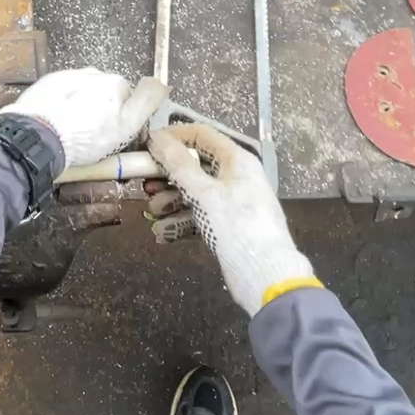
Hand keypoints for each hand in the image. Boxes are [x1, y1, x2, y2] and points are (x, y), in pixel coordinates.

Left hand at [0, 68, 167, 167]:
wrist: (37, 136)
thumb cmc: (84, 137)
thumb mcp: (126, 126)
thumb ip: (147, 101)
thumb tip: (162, 83)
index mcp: (115, 82)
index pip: (129, 99)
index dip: (125, 119)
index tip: (114, 136)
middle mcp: (93, 73)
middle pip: (105, 94)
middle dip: (102, 111)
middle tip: (92, 137)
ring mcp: (68, 76)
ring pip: (83, 94)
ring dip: (81, 108)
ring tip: (72, 132)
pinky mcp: (47, 82)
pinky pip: (62, 94)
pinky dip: (62, 106)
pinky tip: (56, 124)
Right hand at [148, 123, 315, 314]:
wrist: (268, 280)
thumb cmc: (237, 228)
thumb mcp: (204, 193)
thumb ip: (178, 164)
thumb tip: (156, 136)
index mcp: (236, 159)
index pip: (200, 134)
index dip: (172, 137)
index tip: (147, 147)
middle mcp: (235, 175)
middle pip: (194, 164)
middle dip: (167, 175)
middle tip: (146, 185)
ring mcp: (233, 201)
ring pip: (195, 191)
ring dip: (171, 200)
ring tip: (153, 212)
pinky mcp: (228, 225)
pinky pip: (200, 214)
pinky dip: (182, 220)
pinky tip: (163, 232)